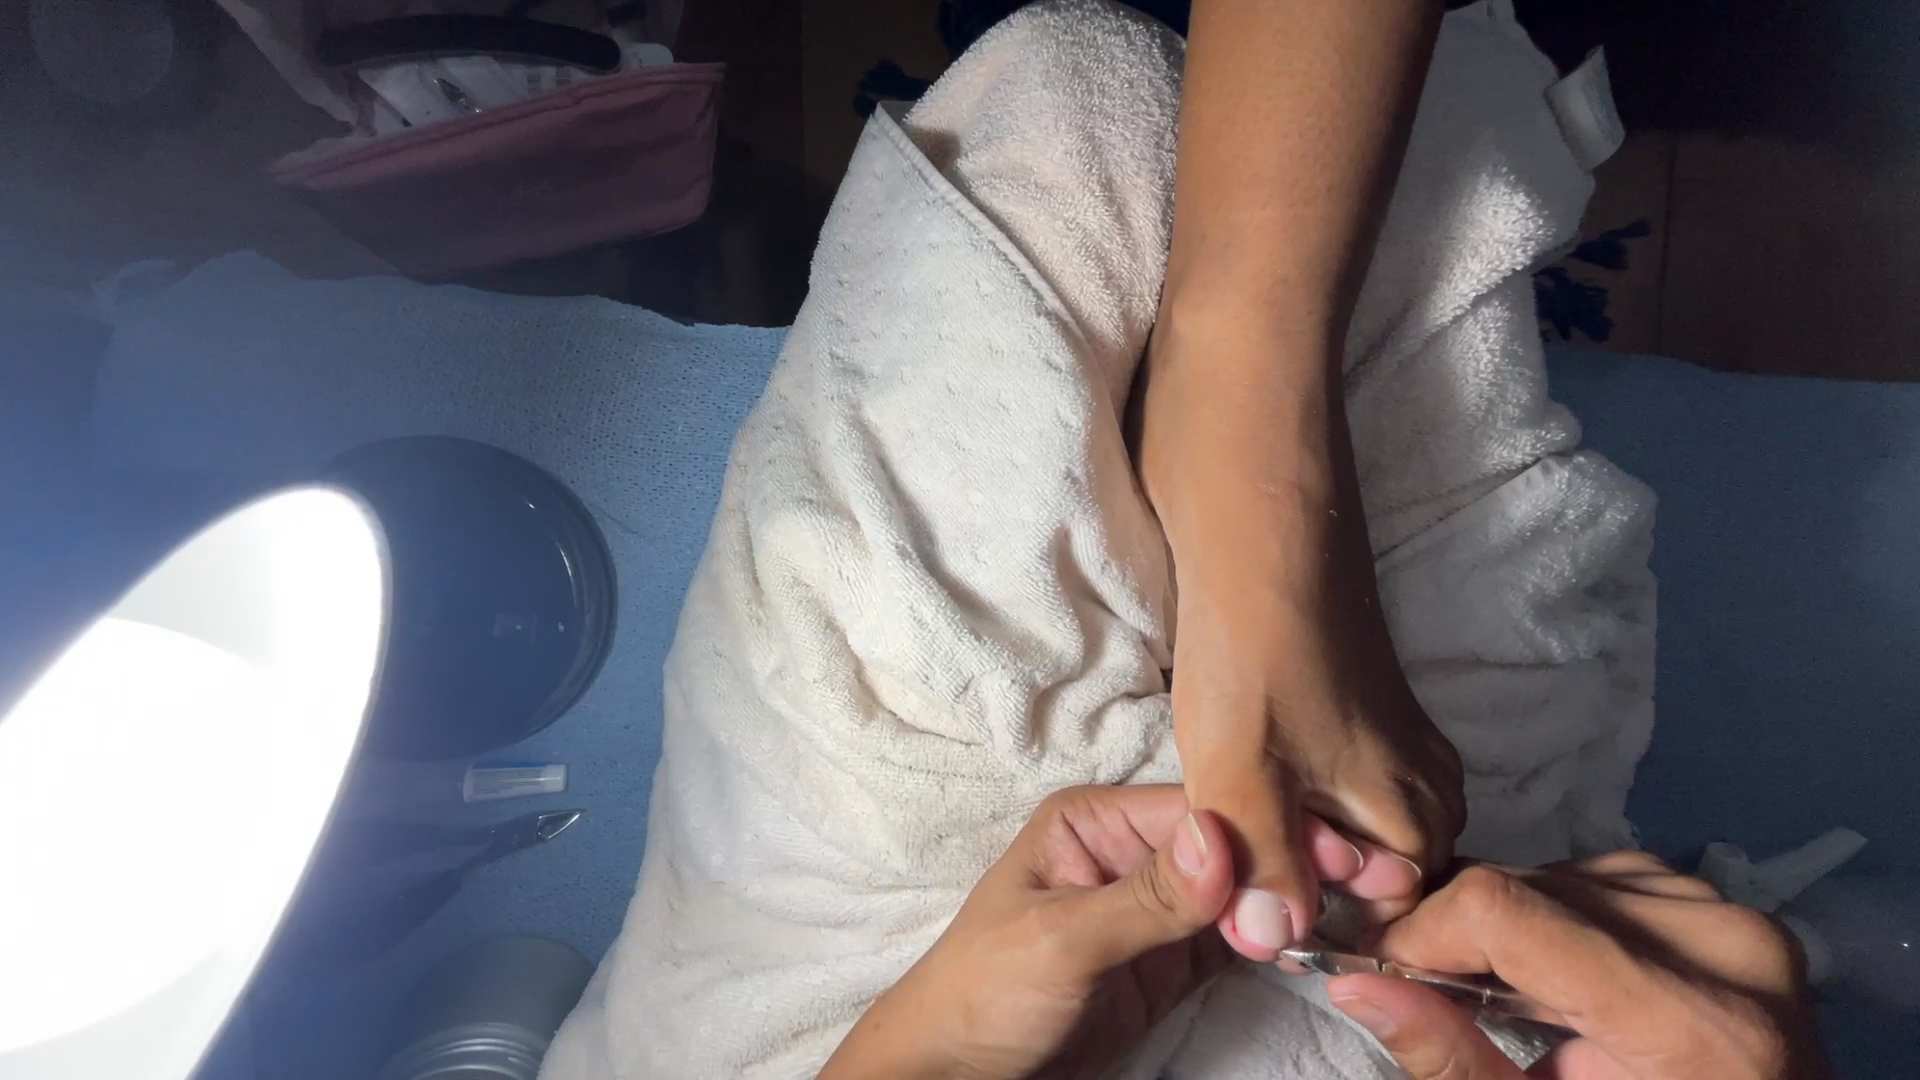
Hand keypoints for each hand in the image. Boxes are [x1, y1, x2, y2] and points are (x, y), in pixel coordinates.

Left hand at [818, 784, 1409, 1079]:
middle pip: (1226, 845)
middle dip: (1294, 859)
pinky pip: (1231, 936)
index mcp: (1096, 821)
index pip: (1195, 811)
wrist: (963, 1070)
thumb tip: (1223, 835)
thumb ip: (1145, 895)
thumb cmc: (990, 987)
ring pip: (1237, 890)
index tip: (1344, 848)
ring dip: (1293, 899)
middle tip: (1382, 879)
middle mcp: (1129, 850)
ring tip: (1374, 907)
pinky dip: (1274, 939)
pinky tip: (1325, 941)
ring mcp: (1154, 903)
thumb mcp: (1064, 937)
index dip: (1266, 825)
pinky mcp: (1168, 955)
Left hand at [1139, 326, 1465, 961]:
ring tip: (1206, 826)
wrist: (1246, 498)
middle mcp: (1401, 769)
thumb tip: (1272, 946)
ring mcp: (1359, 720)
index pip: (1382, 914)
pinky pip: (1293, 757)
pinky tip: (1216, 769)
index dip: (1311, 925)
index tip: (1238, 924)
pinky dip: (1255, 776)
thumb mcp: (1245, 766)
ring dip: (1260, 824)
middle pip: (1346, 862)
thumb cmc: (1251, 637)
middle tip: (1211, 872)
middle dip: (1280, 874)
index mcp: (1409, 806)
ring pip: (1313, 807)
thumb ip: (1261, 860)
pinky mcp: (1315, 681)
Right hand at [1327, 855, 1829, 1079]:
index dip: (1422, 933)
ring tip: (1510, 990)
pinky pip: (1571, 872)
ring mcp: (1717, 910)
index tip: (1388, 971)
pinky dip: (1537, 910)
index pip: (1501, 910)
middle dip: (1449, 932)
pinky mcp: (1704, 896)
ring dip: (1492, 920)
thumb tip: (1352, 983)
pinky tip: (1556, 965)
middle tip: (1439, 990)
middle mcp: (1717, 941)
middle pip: (1511, 887)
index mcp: (1694, 1023)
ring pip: (1532, 872)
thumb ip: (1449, 1059)